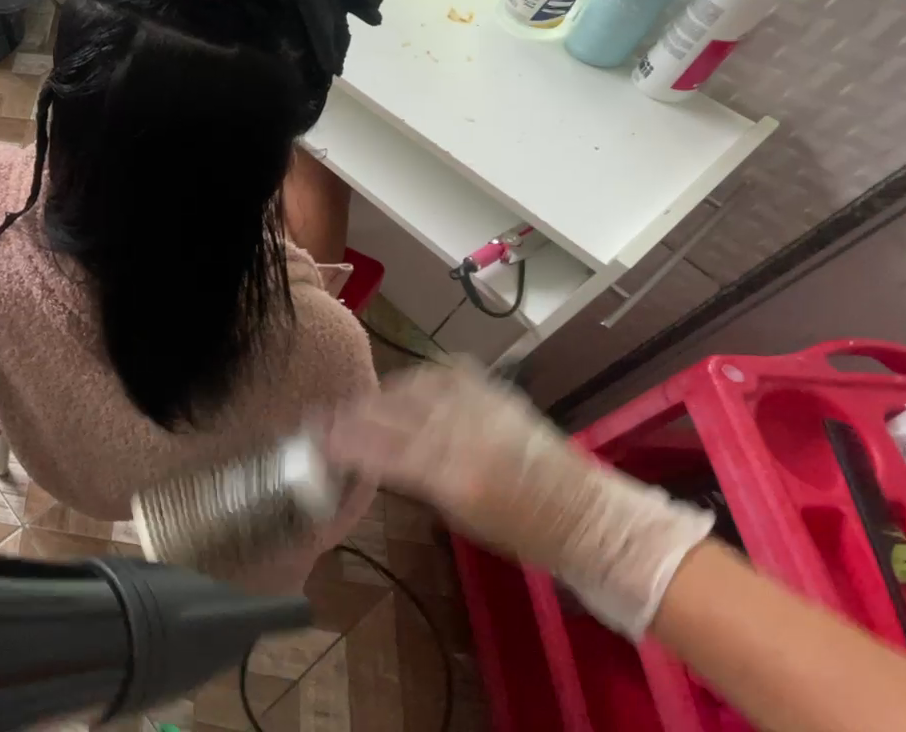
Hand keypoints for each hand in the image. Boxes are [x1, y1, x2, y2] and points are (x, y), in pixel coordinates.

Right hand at [319, 360, 711, 637]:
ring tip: (362, 402)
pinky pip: (446, 373)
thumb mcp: (456, 513)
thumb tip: (370, 456)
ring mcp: (481, 407)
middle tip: (326, 417)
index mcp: (451, 476)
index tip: (318, 438)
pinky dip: (421, 378)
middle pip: (390, 414)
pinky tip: (408, 385)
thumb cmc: (519, 532)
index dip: (344, 440)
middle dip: (352, 414)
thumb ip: (412, 478)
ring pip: (413, 388)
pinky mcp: (497, 392)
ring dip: (382, 395)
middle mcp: (463, 435)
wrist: (588, 516)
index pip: (380, 450)